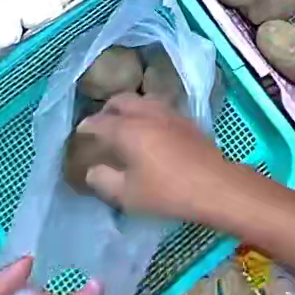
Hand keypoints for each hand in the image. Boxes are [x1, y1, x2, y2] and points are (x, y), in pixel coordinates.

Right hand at [72, 93, 260, 223]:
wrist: (214, 184)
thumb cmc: (167, 191)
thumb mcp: (128, 195)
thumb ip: (104, 180)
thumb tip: (93, 170)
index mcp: (127, 130)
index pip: (100, 122)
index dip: (87, 126)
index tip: (81, 130)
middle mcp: (146, 114)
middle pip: (122, 100)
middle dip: (108, 108)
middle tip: (102, 121)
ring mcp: (169, 114)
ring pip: (143, 99)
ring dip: (130, 106)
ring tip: (126, 121)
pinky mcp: (186, 120)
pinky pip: (160, 106)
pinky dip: (148, 111)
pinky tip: (151, 126)